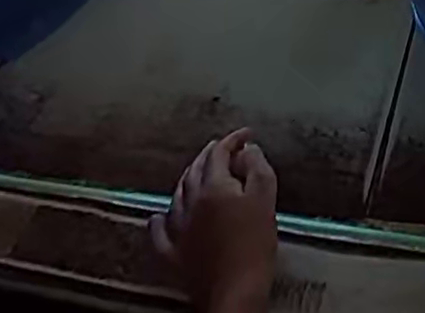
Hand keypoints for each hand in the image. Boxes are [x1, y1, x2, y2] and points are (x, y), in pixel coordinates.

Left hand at [149, 129, 276, 312]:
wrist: (236, 288)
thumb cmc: (255, 240)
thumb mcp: (266, 193)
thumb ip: (256, 165)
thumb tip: (247, 150)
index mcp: (213, 187)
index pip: (219, 152)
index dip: (233, 139)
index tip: (247, 135)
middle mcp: (190, 205)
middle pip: (195, 170)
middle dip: (210, 154)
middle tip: (225, 147)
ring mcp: (177, 231)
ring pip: (177, 195)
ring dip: (190, 178)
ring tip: (201, 169)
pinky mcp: (172, 255)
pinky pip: (159, 234)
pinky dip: (159, 220)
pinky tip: (158, 216)